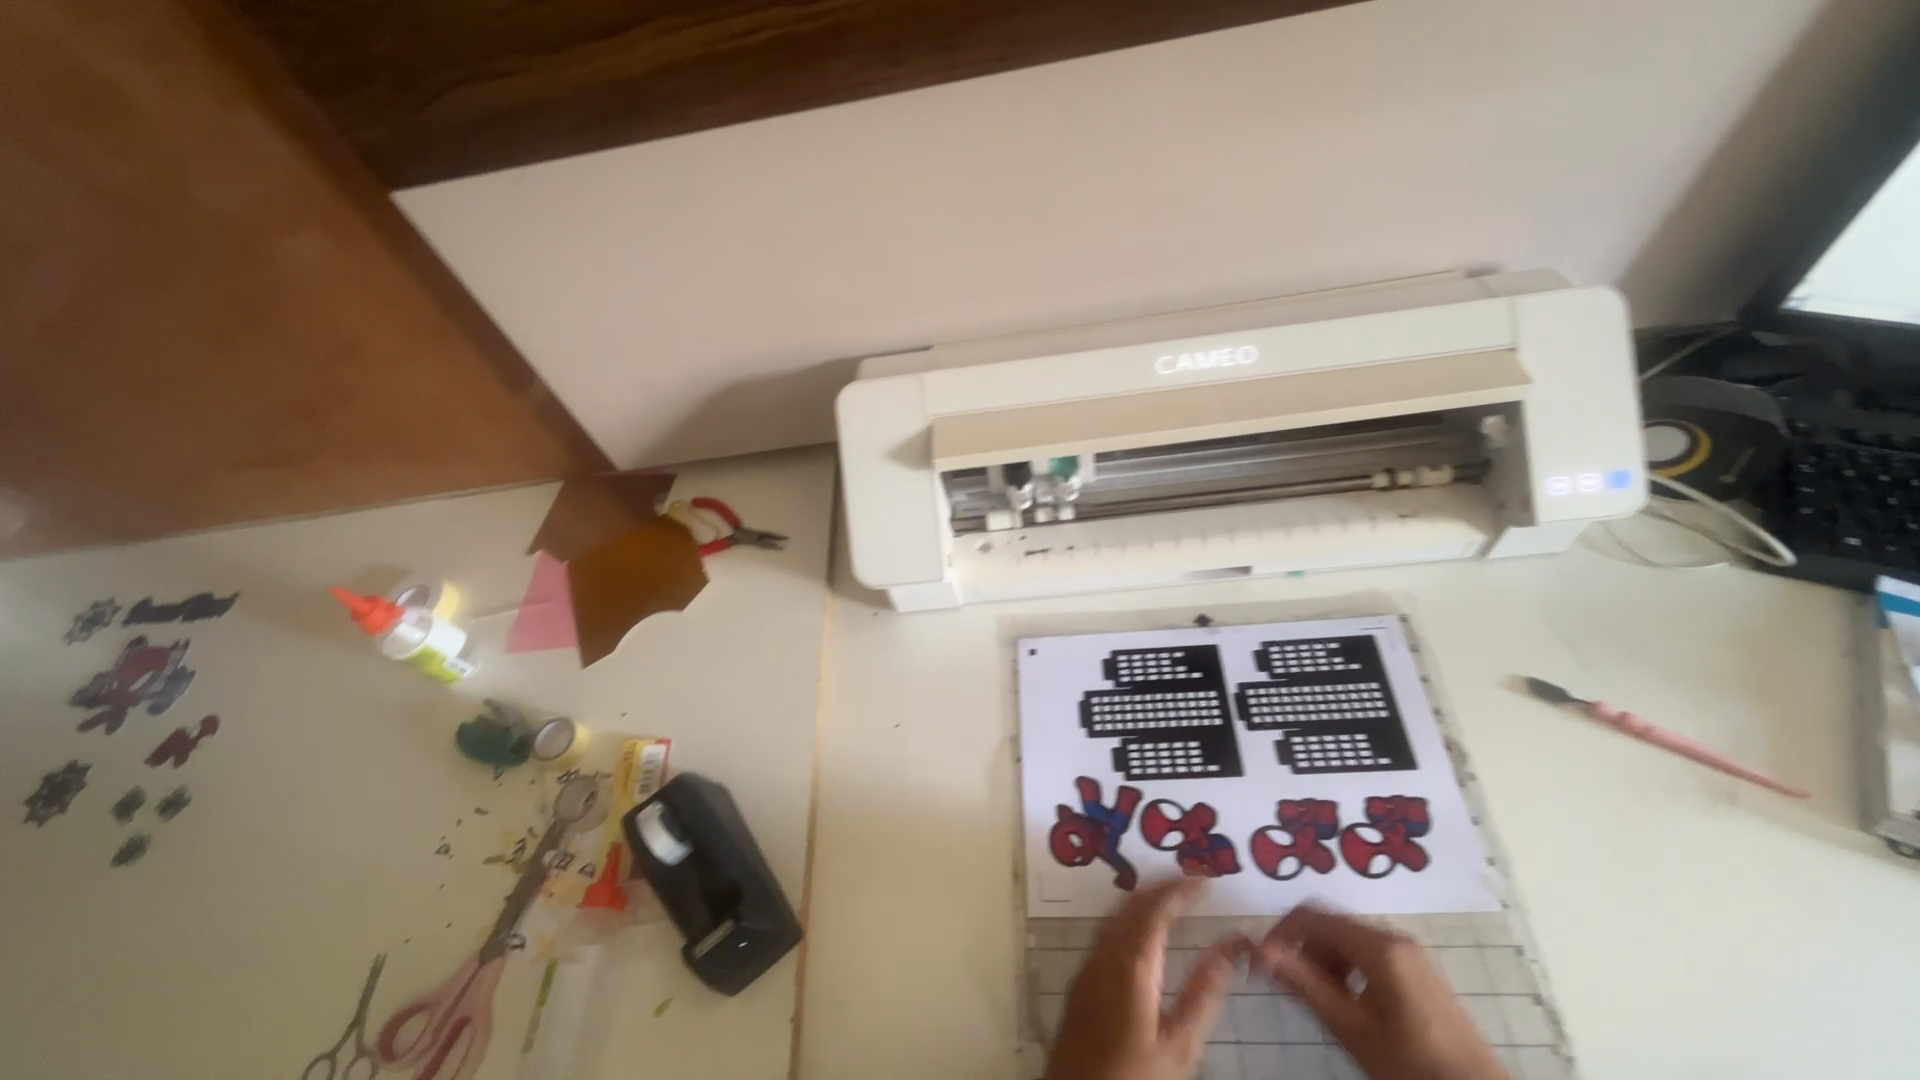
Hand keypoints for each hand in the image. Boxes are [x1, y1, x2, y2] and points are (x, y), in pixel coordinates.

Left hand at [1044, 879, 1243, 1079]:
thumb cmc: (1134, 1077)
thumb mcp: (1180, 1043)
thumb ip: (1204, 991)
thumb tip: (1231, 946)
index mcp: (1132, 964)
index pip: (1156, 909)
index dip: (1181, 889)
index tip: (1206, 880)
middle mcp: (1105, 954)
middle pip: (1132, 903)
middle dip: (1162, 887)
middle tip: (1192, 883)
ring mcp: (1088, 966)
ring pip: (1114, 915)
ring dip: (1142, 899)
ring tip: (1172, 899)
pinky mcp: (1080, 982)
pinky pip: (1104, 932)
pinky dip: (1127, 917)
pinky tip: (1140, 933)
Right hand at [1254, 906, 1506, 1079]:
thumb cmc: (1410, 1063)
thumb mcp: (1350, 1027)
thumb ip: (1305, 985)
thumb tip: (1261, 952)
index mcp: (1379, 946)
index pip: (1311, 916)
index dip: (1279, 933)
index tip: (1260, 962)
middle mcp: (1394, 937)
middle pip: (1330, 924)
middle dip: (1303, 949)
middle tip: (1291, 986)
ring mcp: (1409, 952)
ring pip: (1346, 938)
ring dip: (1324, 961)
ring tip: (1321, 1000)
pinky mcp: (1416, 969)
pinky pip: (1367, 952)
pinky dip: (1346, 968)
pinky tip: (1347, 1002)